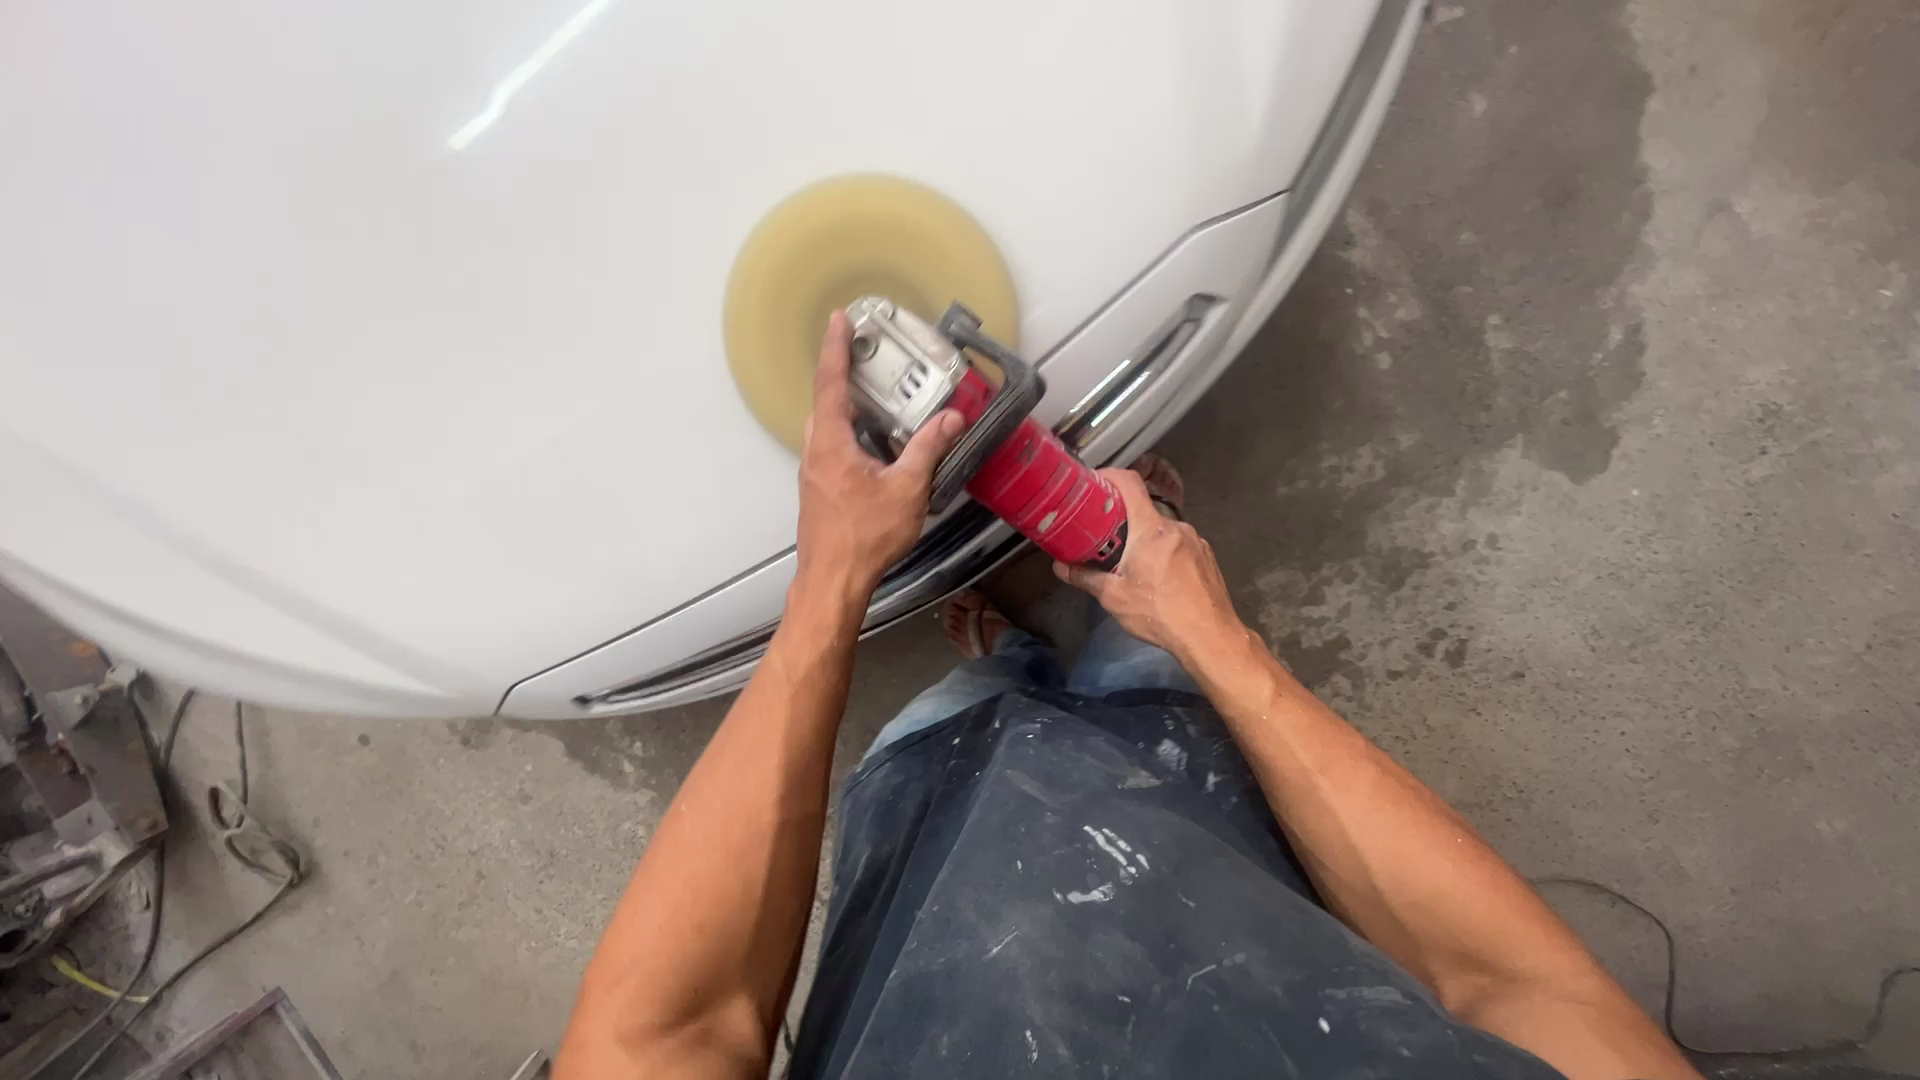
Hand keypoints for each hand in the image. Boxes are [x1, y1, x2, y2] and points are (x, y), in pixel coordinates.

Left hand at [794, 311, 964, 601]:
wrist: (834, 580)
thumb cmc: (865, 537)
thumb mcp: (908, 488)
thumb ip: (928, 449)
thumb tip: (951, 419)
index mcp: (831, 443)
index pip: (830, 382)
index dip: (835, 347)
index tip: (839, 319)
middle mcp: (816, 453)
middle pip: (825, 403)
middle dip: (843, 376)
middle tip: (865, 358)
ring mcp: (814, 474)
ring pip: (828, 429)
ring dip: (848, 410)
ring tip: (877, 402)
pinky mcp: (820, 492)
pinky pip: (833, 450)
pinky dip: (850, 436)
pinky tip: (876, 451)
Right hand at [1054, 468, 1244, 661]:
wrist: (1209, 636)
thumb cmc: (1158, 613)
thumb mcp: (1114, 597)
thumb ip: (1085, 577)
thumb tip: (1059, 567)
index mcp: (1151, 528)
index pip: (1130, 483)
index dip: (1111, 475)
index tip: (1094, 482)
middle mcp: (1176, 526)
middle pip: (1145, 510)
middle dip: (1123, 520)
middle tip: (1104, 536)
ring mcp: (1196, 540)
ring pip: (1163, 530)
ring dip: (1146, 540)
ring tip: (1131, 562)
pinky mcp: (1207, 556)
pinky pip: (1180, 544)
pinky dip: (1165, 552)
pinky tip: (1159, 576)